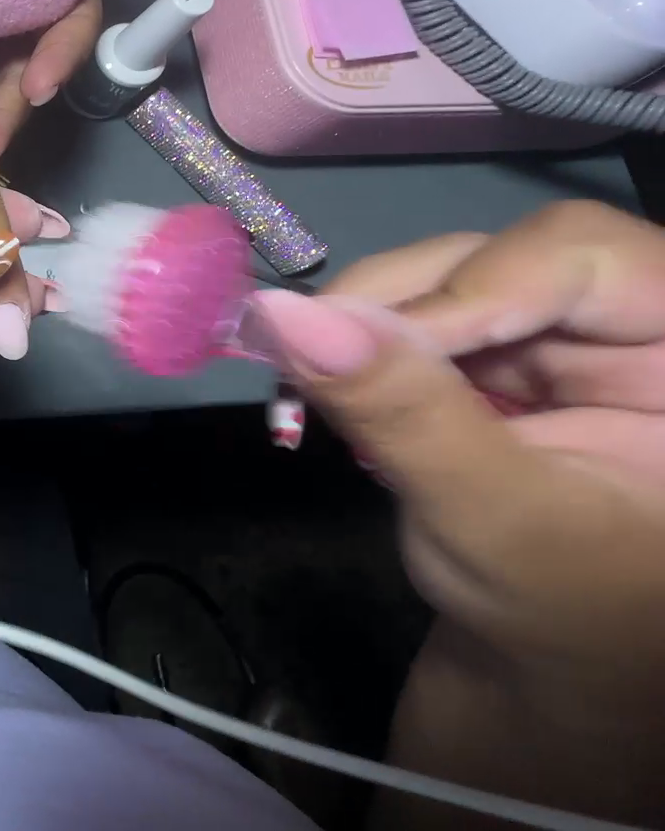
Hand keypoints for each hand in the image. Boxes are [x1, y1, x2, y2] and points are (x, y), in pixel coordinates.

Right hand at [251, 201, 664, 695]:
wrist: (552, 652)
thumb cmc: (560, 607)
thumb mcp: (488, 515)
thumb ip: (400, 410)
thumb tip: (279, 314)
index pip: (583, 258)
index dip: (467, 287)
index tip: (361, 348)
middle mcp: (636, 327)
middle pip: (494, 256)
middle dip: (390, 310)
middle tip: (313, 370)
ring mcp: (564, 335)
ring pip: (436, 279)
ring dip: (355, 330)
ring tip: (321, 396)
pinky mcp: (501, 352)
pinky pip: (406, 316)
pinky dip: (350, 348)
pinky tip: (340, 393)